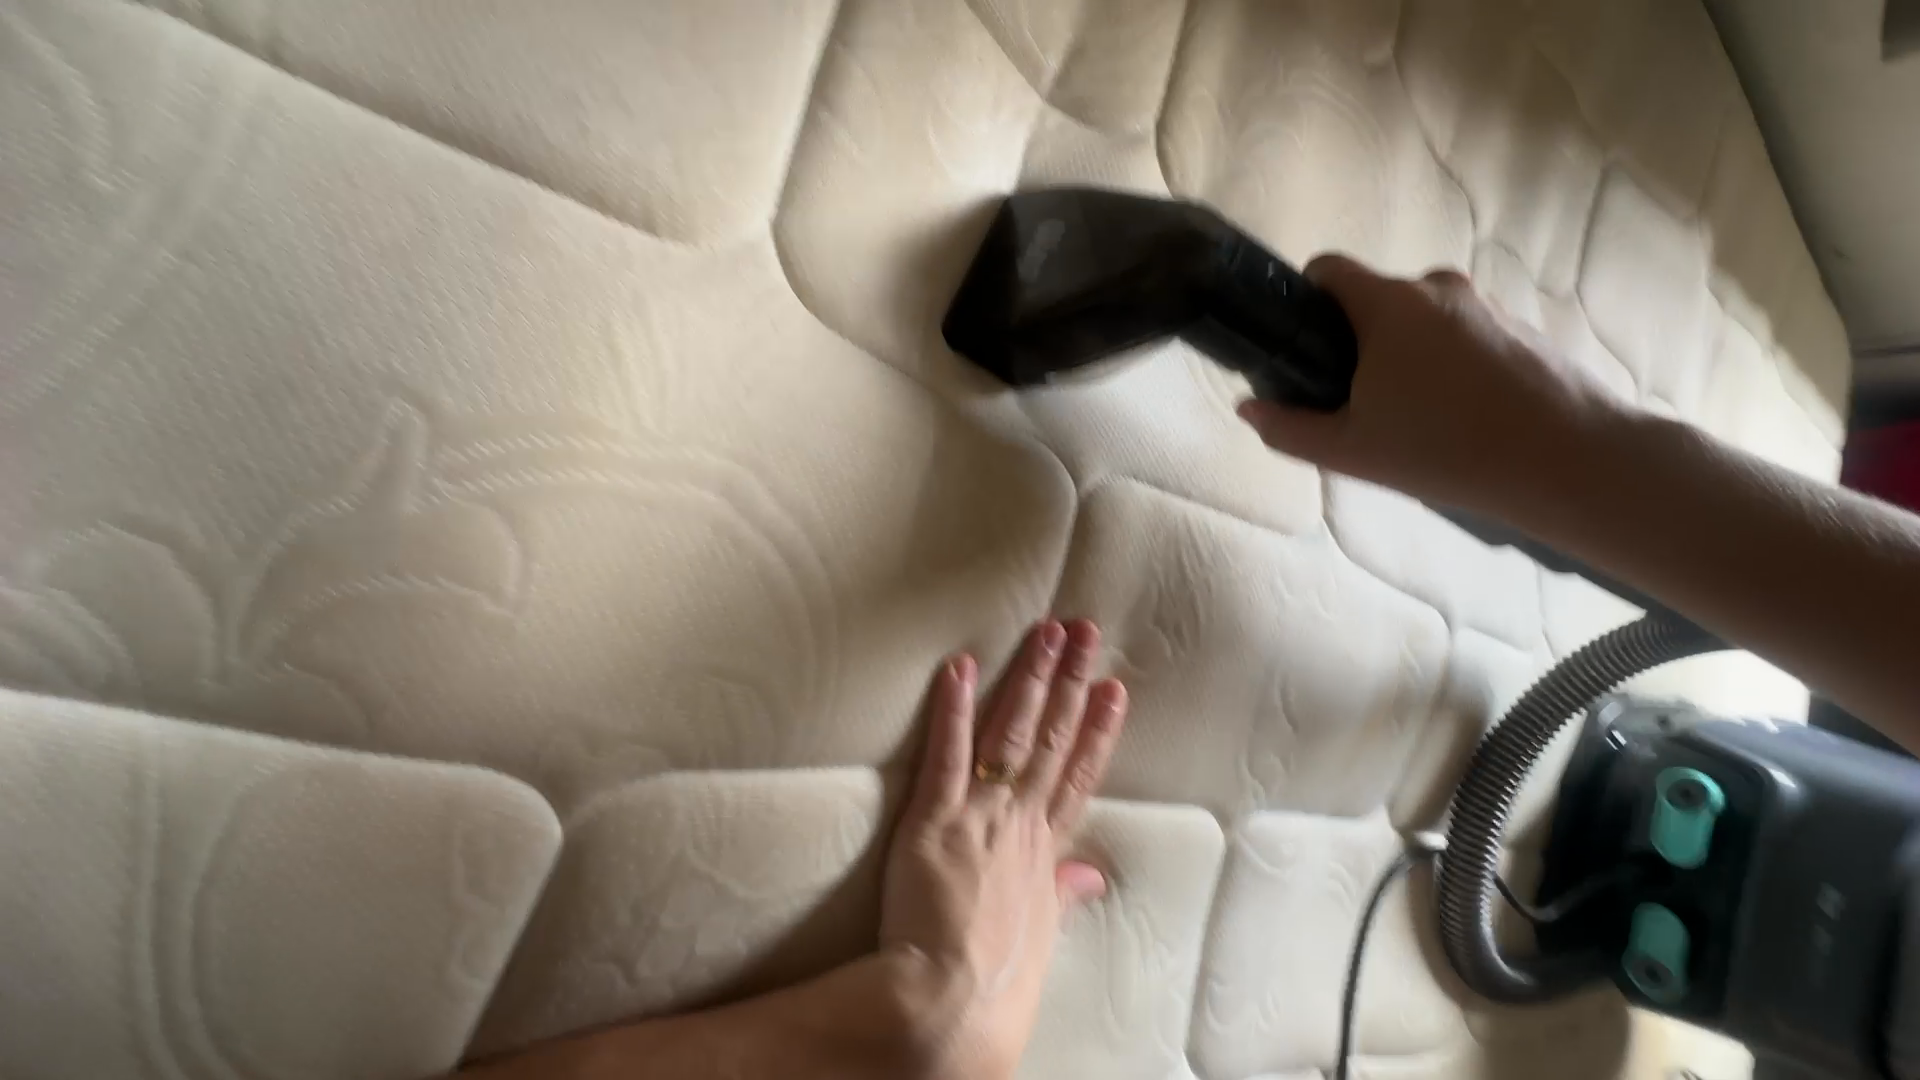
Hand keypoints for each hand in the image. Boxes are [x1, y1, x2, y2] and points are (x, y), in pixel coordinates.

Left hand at [880, 619, 1128, 1079]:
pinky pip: (948, 754)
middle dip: (1071, 680)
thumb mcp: (1043, 929)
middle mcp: (1020, 820)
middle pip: (1052, 738)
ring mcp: (981, 815)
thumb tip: (1093, 874)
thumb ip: (1065, 890)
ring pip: (1012, 734)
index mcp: (1045, 846)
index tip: (1113, 688)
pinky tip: (961, 667)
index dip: (1097, 728)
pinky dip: (955, 709)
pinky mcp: (935, 818)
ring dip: (1031, 678)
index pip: (1079, 773)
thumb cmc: (996, 975)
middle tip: (1085, 631)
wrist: (952, 1006)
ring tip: (1046, 632)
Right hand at [1237, 254, 1626, 518]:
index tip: (1300, 344)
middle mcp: (1436, 289)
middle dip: (1352, 340)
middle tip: (1351, 399)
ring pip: (1417, 319)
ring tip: (1406, 415)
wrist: (1567, 461)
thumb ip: (1287, 428)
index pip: (1328, 269)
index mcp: (1388, 305)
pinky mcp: (1518, 327)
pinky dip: (1443, 362)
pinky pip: (1458, 334)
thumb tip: (1248, 409)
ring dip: (1400, 354)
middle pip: (1372, 300)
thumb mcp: (1347, 450)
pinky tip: (1452, 415)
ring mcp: (1484, 304)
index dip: (1303, 299)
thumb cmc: (1443, 449)